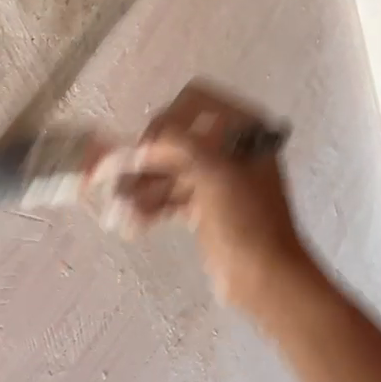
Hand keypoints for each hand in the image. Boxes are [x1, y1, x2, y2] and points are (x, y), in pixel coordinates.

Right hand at [116, 84, 322, 313]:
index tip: (147, 147)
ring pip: (169, 170)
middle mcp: (230, 146)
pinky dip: (150, 205)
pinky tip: (131, 220)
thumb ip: (176, 144)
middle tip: (112, 174)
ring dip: (141, 184)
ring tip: (118, 207)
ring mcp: (217, 178)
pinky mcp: (205, 207)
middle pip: (176, 138)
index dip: (166, 120)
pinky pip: (170, 196)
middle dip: (144, 157)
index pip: (194, 102)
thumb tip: (143, 144)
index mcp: (242, 127)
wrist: (268, 280)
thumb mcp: (215, 172)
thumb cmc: (248, 220)